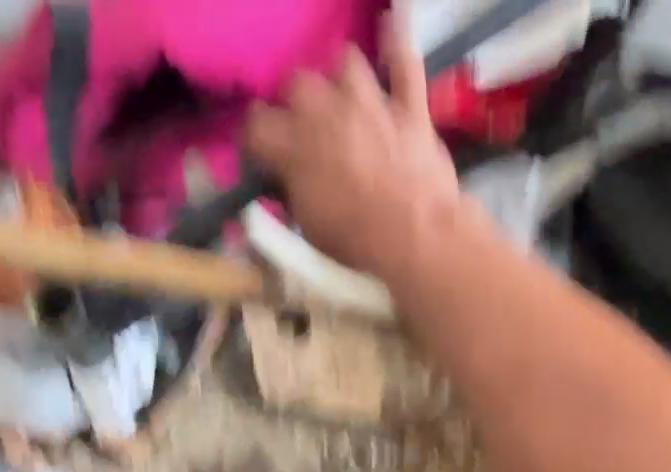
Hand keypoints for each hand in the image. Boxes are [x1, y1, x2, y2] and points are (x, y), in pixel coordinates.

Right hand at [244, 6, 460, 276]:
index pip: (257, 127)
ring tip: (339, 92)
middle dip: (294, 100)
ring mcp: (371, 107)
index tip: (257, 149)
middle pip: (299, 85)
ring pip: (346, 65)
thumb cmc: (356, 241)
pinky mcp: (409, 109)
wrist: (415, 236)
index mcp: (295, 149)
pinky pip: (405, 65)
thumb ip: (292, 194)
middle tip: (299, 121)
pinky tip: (391, 31)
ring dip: (339, 76)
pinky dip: (397, 47)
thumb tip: (282, 183)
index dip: (254, 137)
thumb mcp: (309, 228)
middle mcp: (328, 116)